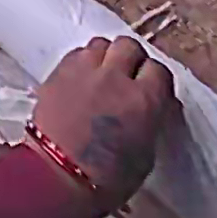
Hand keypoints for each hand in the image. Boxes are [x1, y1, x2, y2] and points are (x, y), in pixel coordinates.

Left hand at [28, 36, 179, 215]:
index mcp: (144, 100)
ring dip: (105, 55)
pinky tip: (82, 77)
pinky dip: (83, 60)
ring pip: (99, 44)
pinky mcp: (57, 71)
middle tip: (128, 74)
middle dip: (132, 57)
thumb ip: (151, 116)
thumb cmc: (110, 174)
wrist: (60, 171)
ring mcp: (82, 71)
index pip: (159, 70)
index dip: (155, 77)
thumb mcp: (146, 148)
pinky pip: (76, 53)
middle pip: (128, 45)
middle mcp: (114, 78)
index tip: (152, 86)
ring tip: (103, 73)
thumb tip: (154, 102)